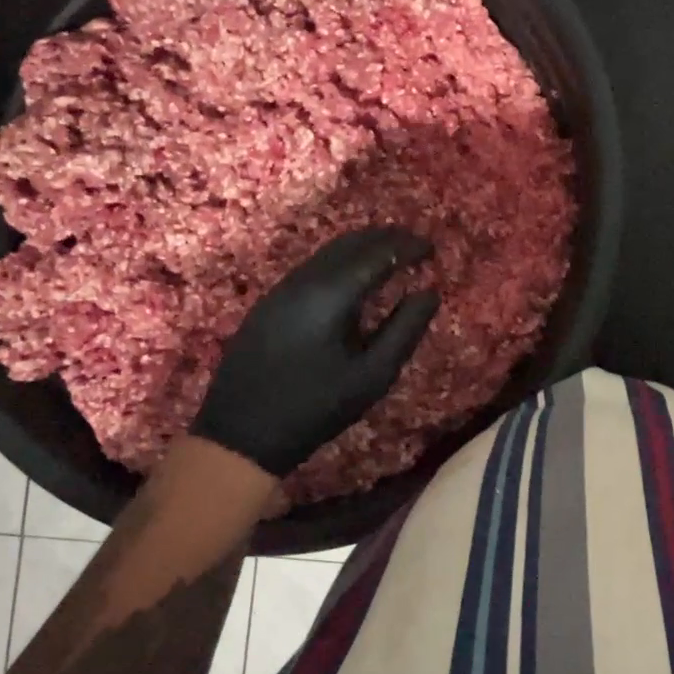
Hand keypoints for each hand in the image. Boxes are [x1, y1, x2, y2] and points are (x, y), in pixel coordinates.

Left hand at [191, 228, 439, 476]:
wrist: (241, 436)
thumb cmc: (315, 408)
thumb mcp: (373, 375)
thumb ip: (404, 329)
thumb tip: (430, 292)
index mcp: (330, 295)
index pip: (377, 253)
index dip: (408, 246)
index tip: (432, 249)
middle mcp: (303, 281)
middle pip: (350, 243)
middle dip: (386, 238)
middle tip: (416, 246)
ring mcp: (280, 290)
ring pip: (328, 251)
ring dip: (362, 247)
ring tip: (391, 256)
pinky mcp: (268, 303)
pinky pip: (312, 266)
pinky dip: (341, 261)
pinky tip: (354, 279)